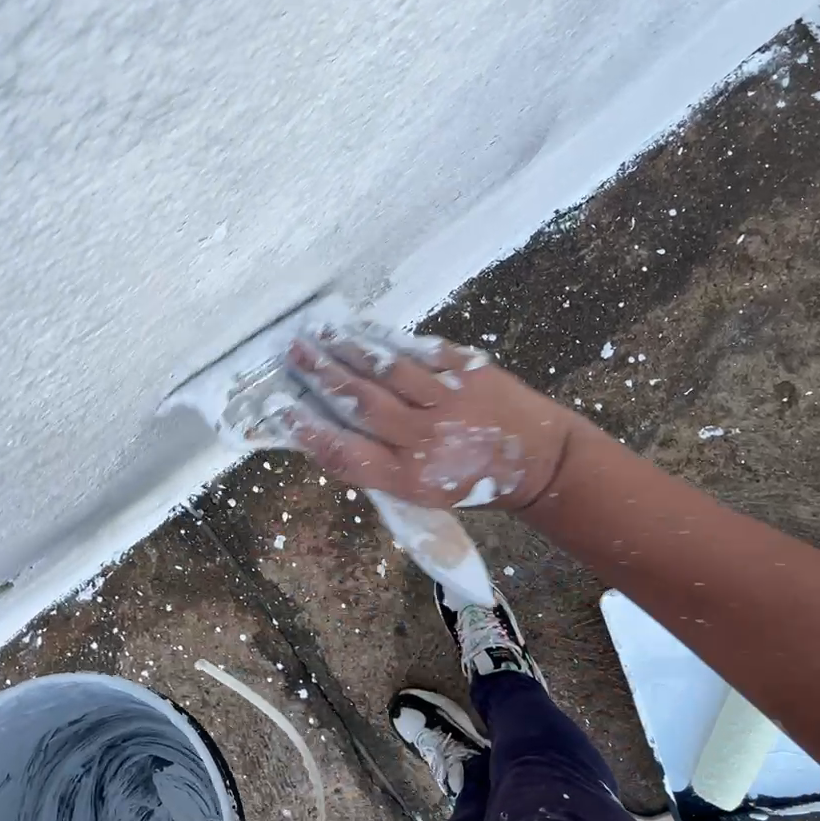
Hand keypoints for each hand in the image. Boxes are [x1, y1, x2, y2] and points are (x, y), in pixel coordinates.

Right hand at [279, 322, 579, 509]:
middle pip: (359, 401)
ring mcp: (449, 402)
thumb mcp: (419, 493)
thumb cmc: (470, 482)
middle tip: (292, 352)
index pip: (344, 453)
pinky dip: (385, 339)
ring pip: (385, 369)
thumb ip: (374, 466)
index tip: (279, 406)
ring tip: (317, 332)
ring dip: (346, 348)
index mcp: (409, 477)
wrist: (540, 463)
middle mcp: (425, 439)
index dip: (307, 429)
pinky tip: (360, 328)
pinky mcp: (468, 373)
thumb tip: (323, 435)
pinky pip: (417, 351)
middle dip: (320, 374)